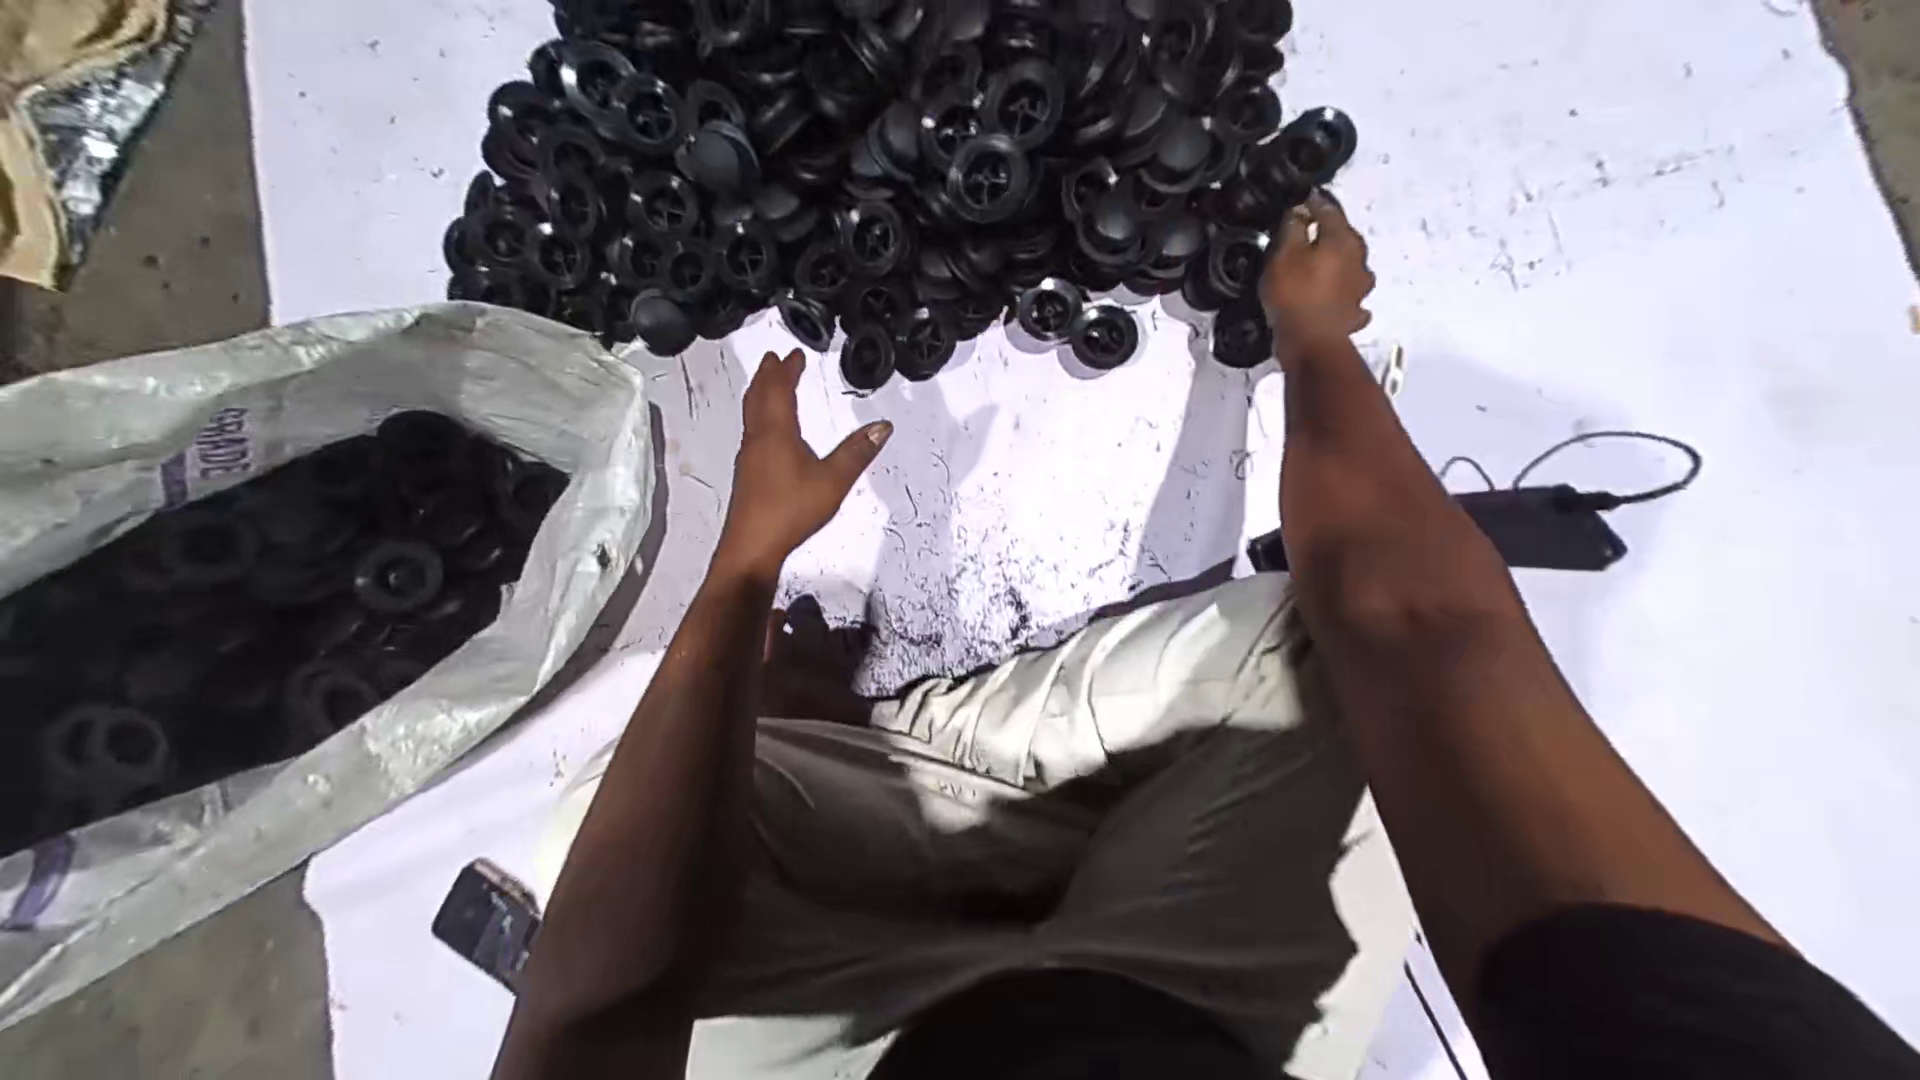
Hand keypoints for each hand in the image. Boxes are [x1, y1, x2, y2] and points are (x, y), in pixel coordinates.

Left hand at [714, 350, 891, 581]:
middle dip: (768, 376)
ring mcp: (748, 459)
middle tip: (774, 360)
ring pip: (751, 416)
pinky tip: (769, 434)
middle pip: (758, 398)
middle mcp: (757, 440)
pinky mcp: (747, 476)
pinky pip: (752, 433)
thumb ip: (857, 452)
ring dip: (761, 395)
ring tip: (769, 387)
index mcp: (776, 434)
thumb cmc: (790, 511)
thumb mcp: (833, 481)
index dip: (786, 370)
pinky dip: (760, 418)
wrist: (751, 546)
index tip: (793, 354)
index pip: (779, 391)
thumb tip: (883, 426)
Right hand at [1259, 192, 1376, 369]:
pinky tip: (1332, 301)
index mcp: (1342, 239)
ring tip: (1320, 271)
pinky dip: (1341, 297)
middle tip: (1305, 237)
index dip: (1312, 203)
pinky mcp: (1353, 314)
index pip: (1328, 209)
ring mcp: (1359, 288)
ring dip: (1338, 266)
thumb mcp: (1282, 255)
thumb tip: (1298, 209)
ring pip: (1349, 268)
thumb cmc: (1294, 296)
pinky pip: (1348, 299)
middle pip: (1342, 238)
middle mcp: (1358, 259)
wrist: (1310, 343)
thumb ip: (1292, 228)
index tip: (1300, 200)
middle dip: (1326, 235)